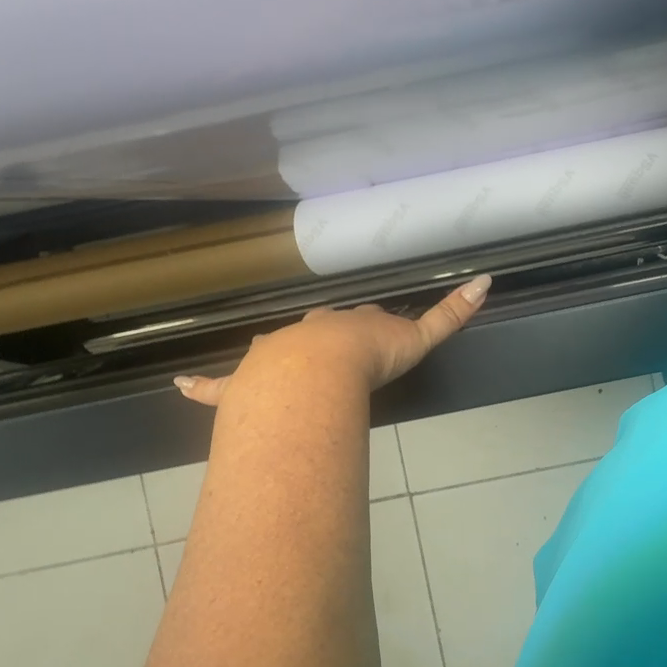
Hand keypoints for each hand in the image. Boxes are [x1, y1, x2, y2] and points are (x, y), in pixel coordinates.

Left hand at [174, 275, 490, 404]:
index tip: (373, 339)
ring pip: (273, 351)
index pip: (357, 320)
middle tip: (336, 359)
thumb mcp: (415, 338)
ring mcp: (270, 356)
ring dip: (277, 358)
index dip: (365, 329)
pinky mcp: (241, 385)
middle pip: (316, 330)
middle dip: (324, 340)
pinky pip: (216, 385)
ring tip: (283, 371)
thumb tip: (485, 280)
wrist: (318, 374)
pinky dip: (200, 386)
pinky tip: (181, 386)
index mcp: (345, 324)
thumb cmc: (368, 358)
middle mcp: (307, 332)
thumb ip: (450, 314)